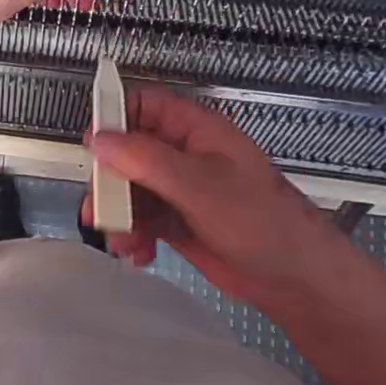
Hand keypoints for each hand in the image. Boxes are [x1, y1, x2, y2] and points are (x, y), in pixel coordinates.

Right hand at [84, 85, 359, 307]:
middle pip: (126, 152)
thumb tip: (100, 139)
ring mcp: (178, 189)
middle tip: (100, 208)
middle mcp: (182, 155)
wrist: (293, 278)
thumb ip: (147, 160)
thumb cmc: (260, 221)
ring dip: (118, 216)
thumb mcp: (200, 186)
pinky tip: (138, 254)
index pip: (143, 106)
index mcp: (194, 130)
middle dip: (109, 182)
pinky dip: (132, 236)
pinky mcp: (175, 220)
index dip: (114, 120)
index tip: (92, 147)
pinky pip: (139, 219)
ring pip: (128, 190)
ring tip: (122, 242)